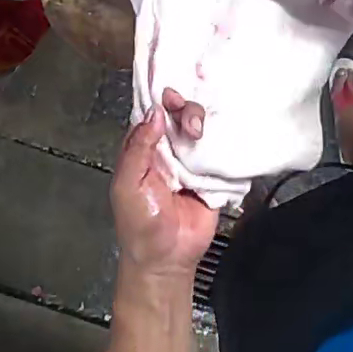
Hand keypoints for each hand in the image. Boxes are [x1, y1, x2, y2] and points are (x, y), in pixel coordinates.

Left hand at [112, 89, 218, 280]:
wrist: (168, 258)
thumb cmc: (140, 225)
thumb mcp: (127, 185)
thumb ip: (138, 148)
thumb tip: (154, 112)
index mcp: (143, 150)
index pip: (152, 114)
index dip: (162, 100)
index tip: (172, 92)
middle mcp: (168, 150)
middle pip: (179, 115)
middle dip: (185, 110)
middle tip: (190, 123)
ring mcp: (192, 161)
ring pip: (201, 127)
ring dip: (202, 123)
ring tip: (199, 134)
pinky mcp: (213, 172)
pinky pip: (221, 148)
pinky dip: (225, 138)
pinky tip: (224, 133)